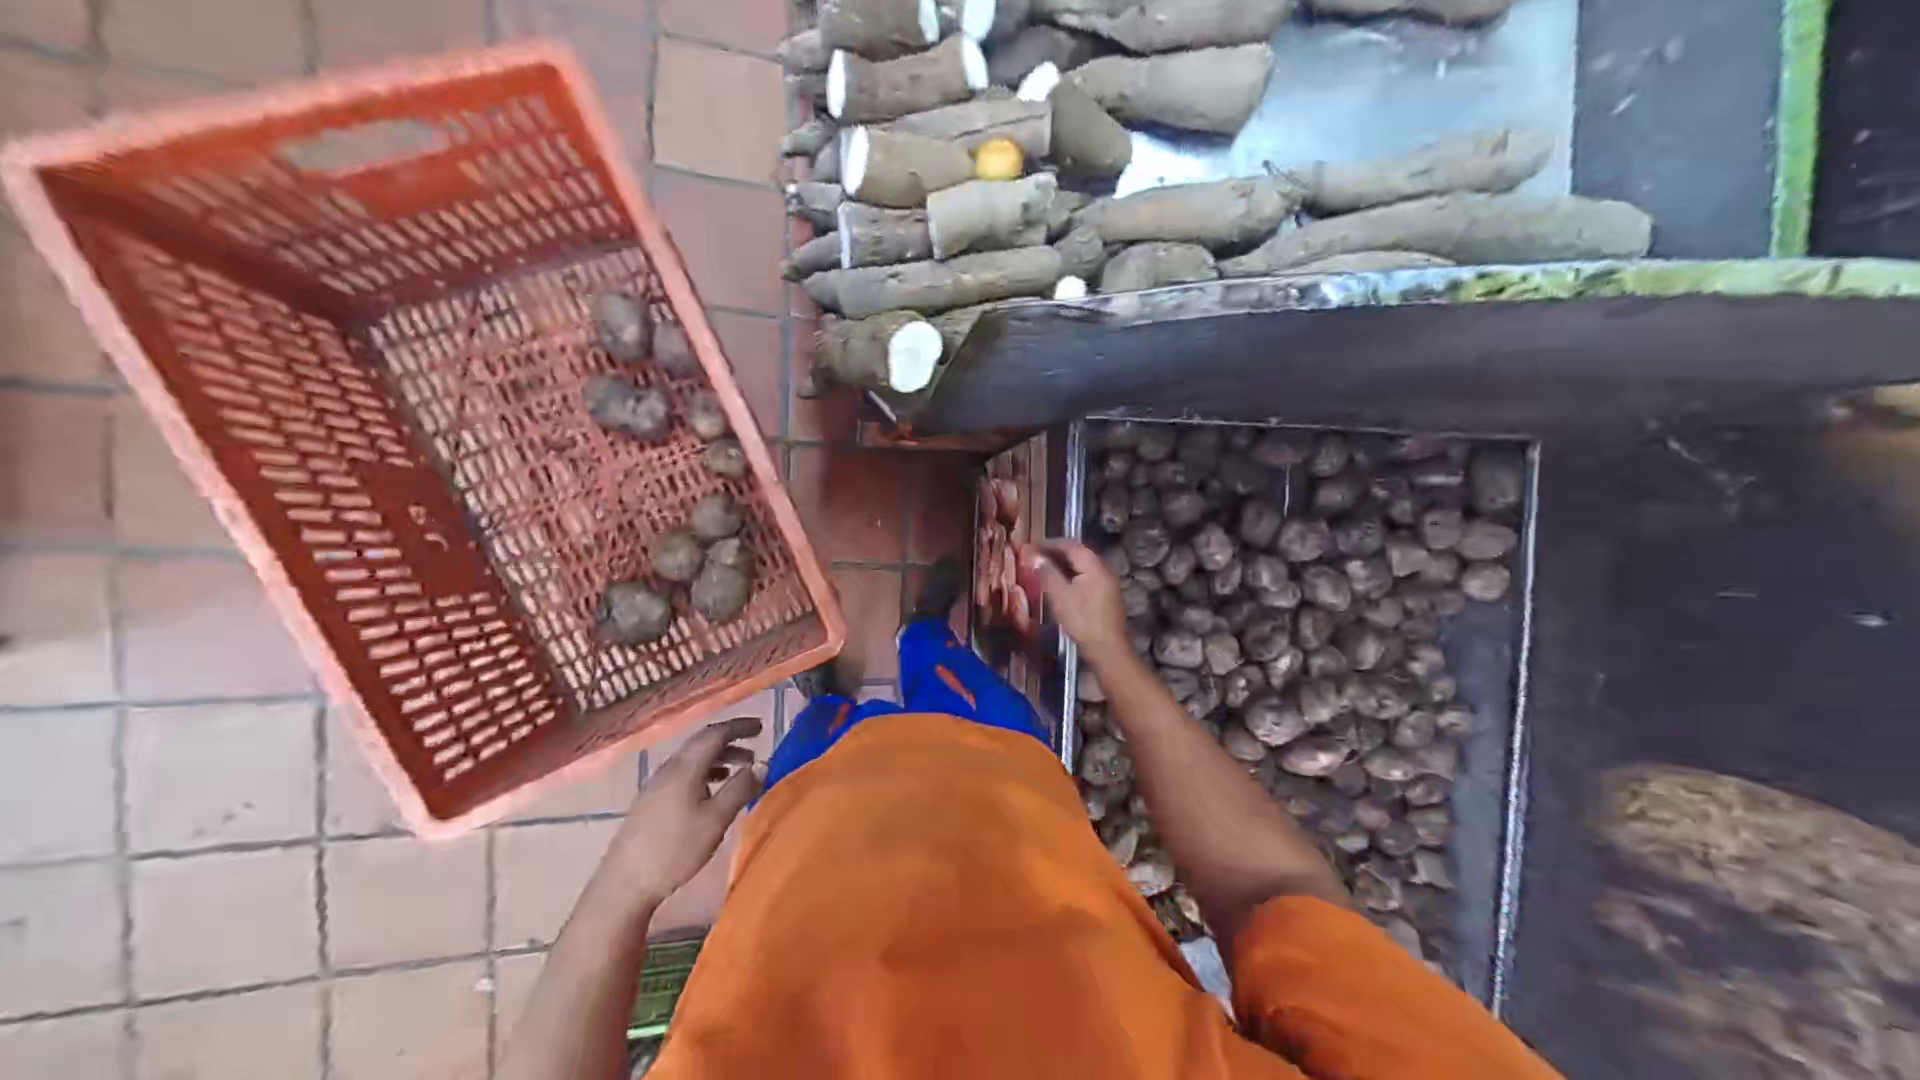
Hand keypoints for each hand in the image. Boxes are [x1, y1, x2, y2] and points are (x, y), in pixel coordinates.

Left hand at [602, 717, 762, 907]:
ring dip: (718, 756)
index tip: (761, 726)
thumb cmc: (675, 850)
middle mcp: (669, 768)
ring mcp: (656, 784)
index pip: (715, 734)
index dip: (739, 727)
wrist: (624, 884)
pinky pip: (683, 772)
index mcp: (685, 767)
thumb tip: (763, 763)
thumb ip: (741, 789)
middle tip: (754, 741)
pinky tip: (711, 789)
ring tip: (739, 768)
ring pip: (692, 758)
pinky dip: (704, 770)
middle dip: (730, 739)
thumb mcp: (716, 820)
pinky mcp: (650, 801)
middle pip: (702, 742)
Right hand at [1023, 539, 1129, 666]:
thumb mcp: (1060, 596)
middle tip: (1036, 557)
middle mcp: (1105, 569)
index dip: (1051, 543)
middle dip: (1057, 553)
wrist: (1107, 649)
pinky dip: (1072, 575)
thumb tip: (1034, 556)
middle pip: (1079, 554)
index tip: (1032, 546)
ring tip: (1044, 569)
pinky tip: (1060, 584)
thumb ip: (1047, 573)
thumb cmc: (1082, 621)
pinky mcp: (1107, 595)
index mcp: (1095, 566)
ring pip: (1083, 566)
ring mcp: (1108, 582)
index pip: (1071, 545)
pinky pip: (1087, 577)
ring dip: (1064, 565)